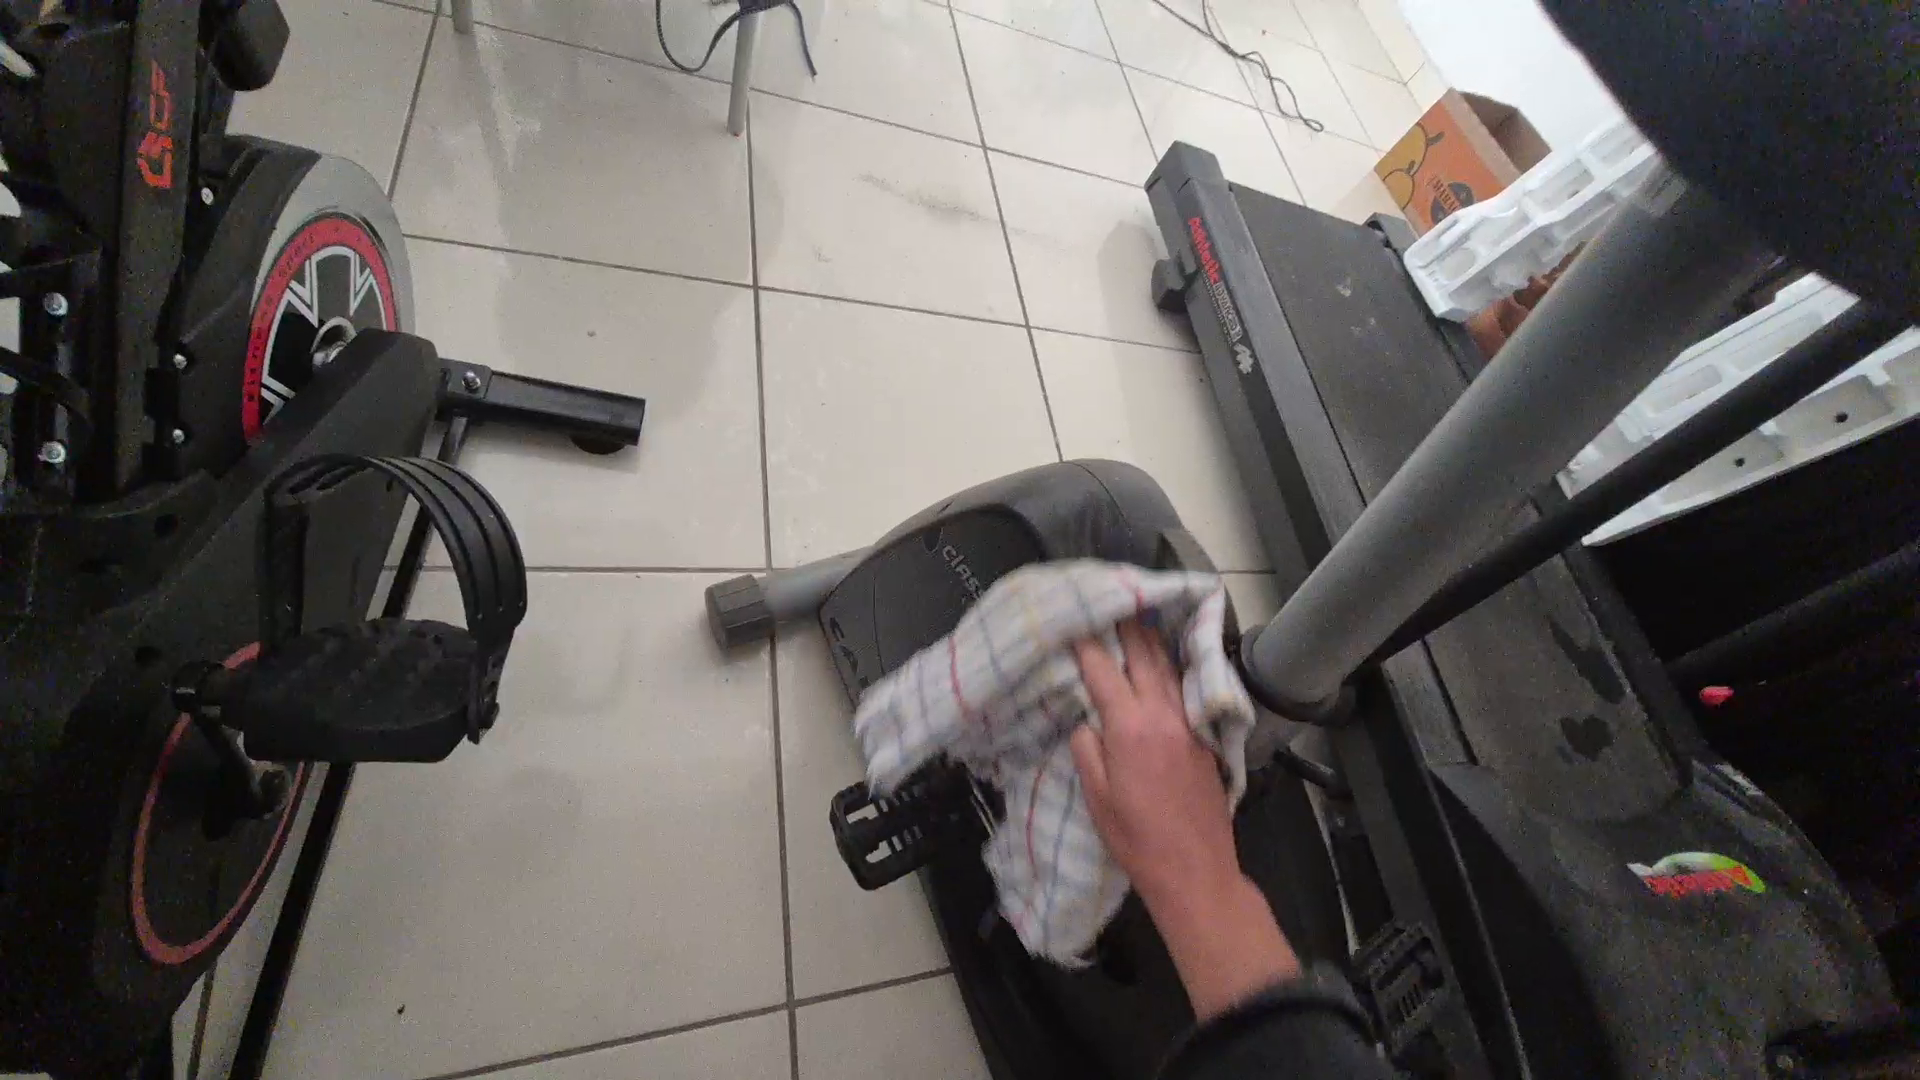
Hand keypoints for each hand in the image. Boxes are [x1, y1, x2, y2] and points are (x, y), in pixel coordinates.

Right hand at [1072, 622, 1299, 1019]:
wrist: (1196, 872)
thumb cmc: (1136, 840)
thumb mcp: (1096, 797)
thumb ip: (1087, 749)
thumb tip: (1088, 720)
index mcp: (1130, 728)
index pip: (1103, 671)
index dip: (1086, 644)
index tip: (1074, 623)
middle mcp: (1163, 716)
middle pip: (1144, 657)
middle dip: (1126, 626)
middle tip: (1112, 601)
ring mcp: (1189, 725)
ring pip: (1169, 669)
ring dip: (1152, 641)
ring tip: (1139, 617)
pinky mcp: (1204, 738)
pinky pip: (1185, 690)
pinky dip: (1171, 668)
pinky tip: (1165, 661)